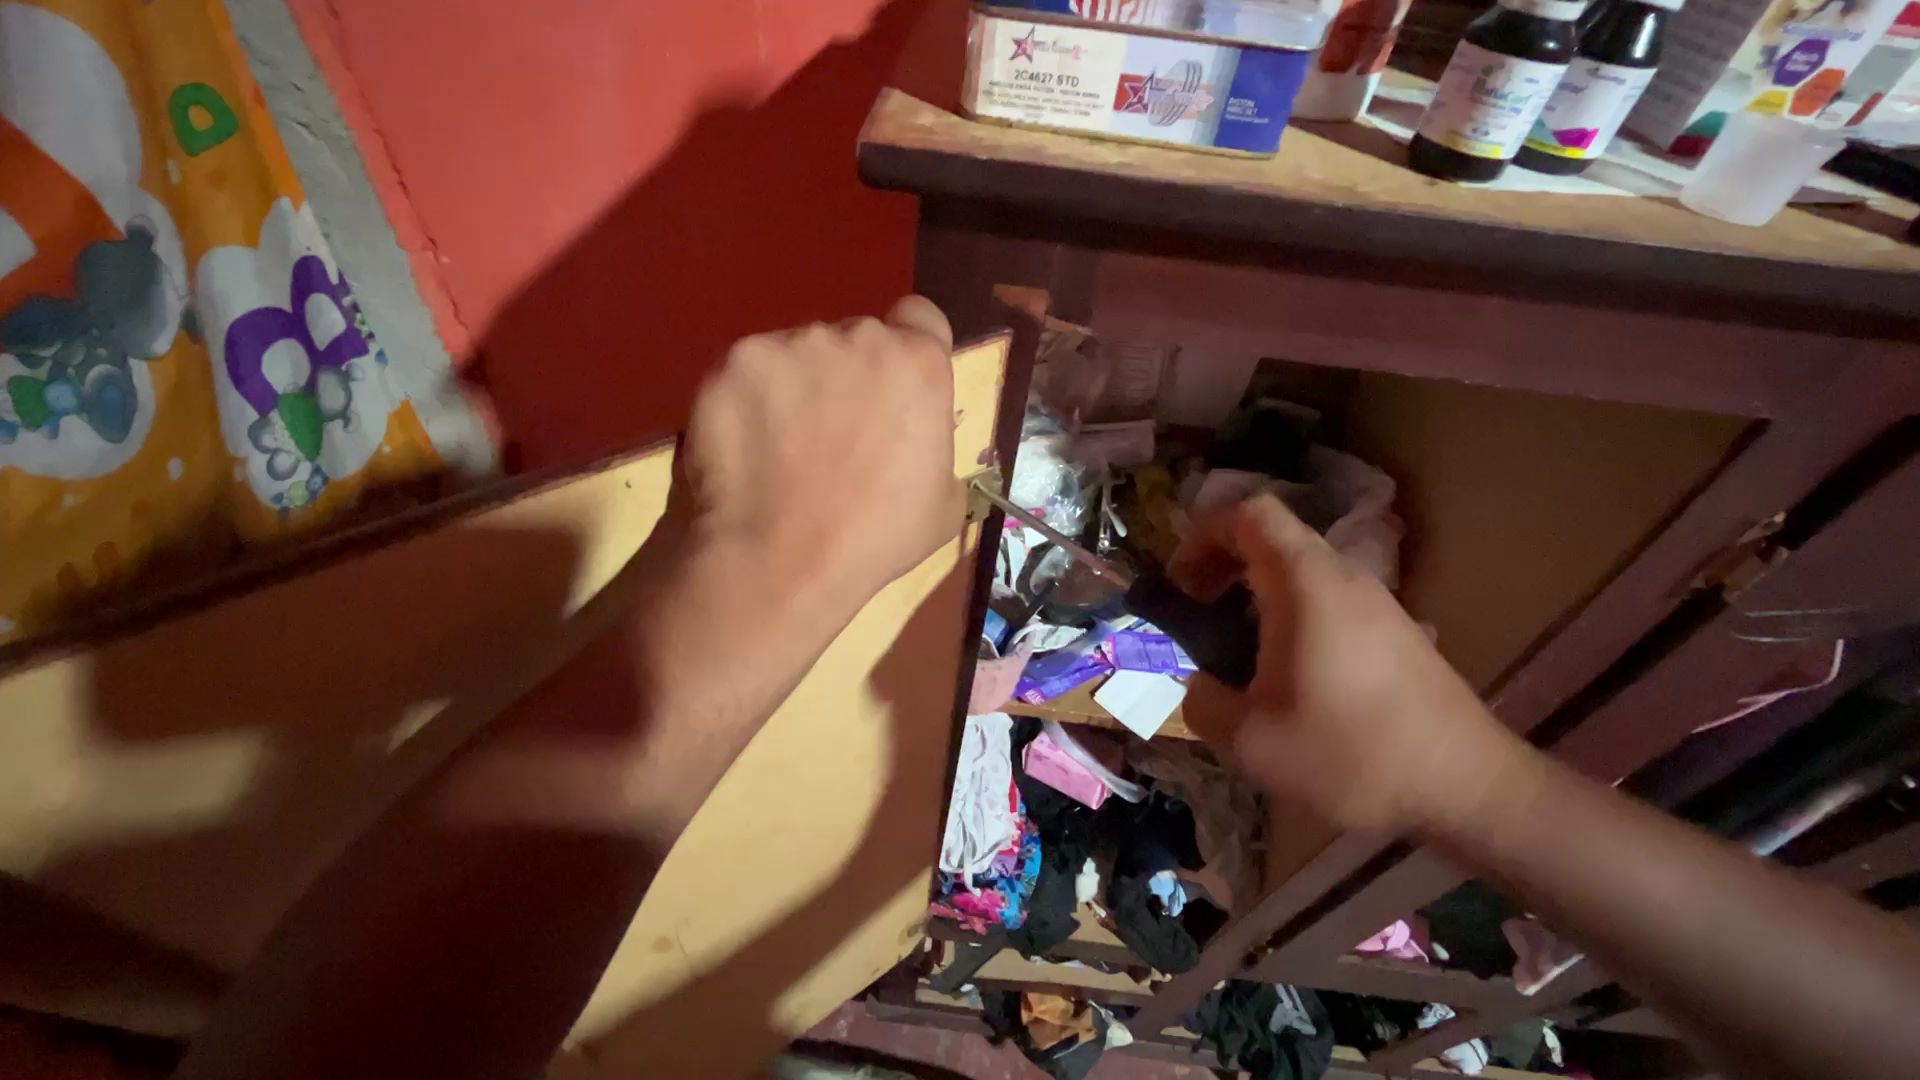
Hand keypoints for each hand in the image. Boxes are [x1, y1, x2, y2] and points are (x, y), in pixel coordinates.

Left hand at [678, 296, 962, 607]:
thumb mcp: (944, 502)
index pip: (920, 318)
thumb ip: (935, 444)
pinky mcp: (733, 362)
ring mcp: (790, 344)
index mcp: (918, 364)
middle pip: (856, 339)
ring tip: (782, 447)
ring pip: (799, 353)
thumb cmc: (875, 539)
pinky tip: (747, 447)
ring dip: (797, 386)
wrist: (779, 561)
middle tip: (833, 434)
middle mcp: (858, 336)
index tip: (893, 388)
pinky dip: (749, 401)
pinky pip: (749, 372)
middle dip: (849, 375)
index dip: (909, 348)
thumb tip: (916, 439)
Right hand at [1172, 495, 1521, 833]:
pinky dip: (1292, 616)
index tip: (1182, 584)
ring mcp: (1377, 603)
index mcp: (1304, 583)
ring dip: (1258, 594)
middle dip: (1224, 565)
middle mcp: (1343, 577)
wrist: (1467, 789)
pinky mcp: (1396, 633)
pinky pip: (1329, 601)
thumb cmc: (1349, 752)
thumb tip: (1200, 684)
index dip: (1203, 535)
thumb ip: (1203, 701)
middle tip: (1199, 613)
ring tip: (1238, 651)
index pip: (1249, 513)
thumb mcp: (1249, 740)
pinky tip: (1289, 676)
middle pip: (1274, 538)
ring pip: (1302, 571)